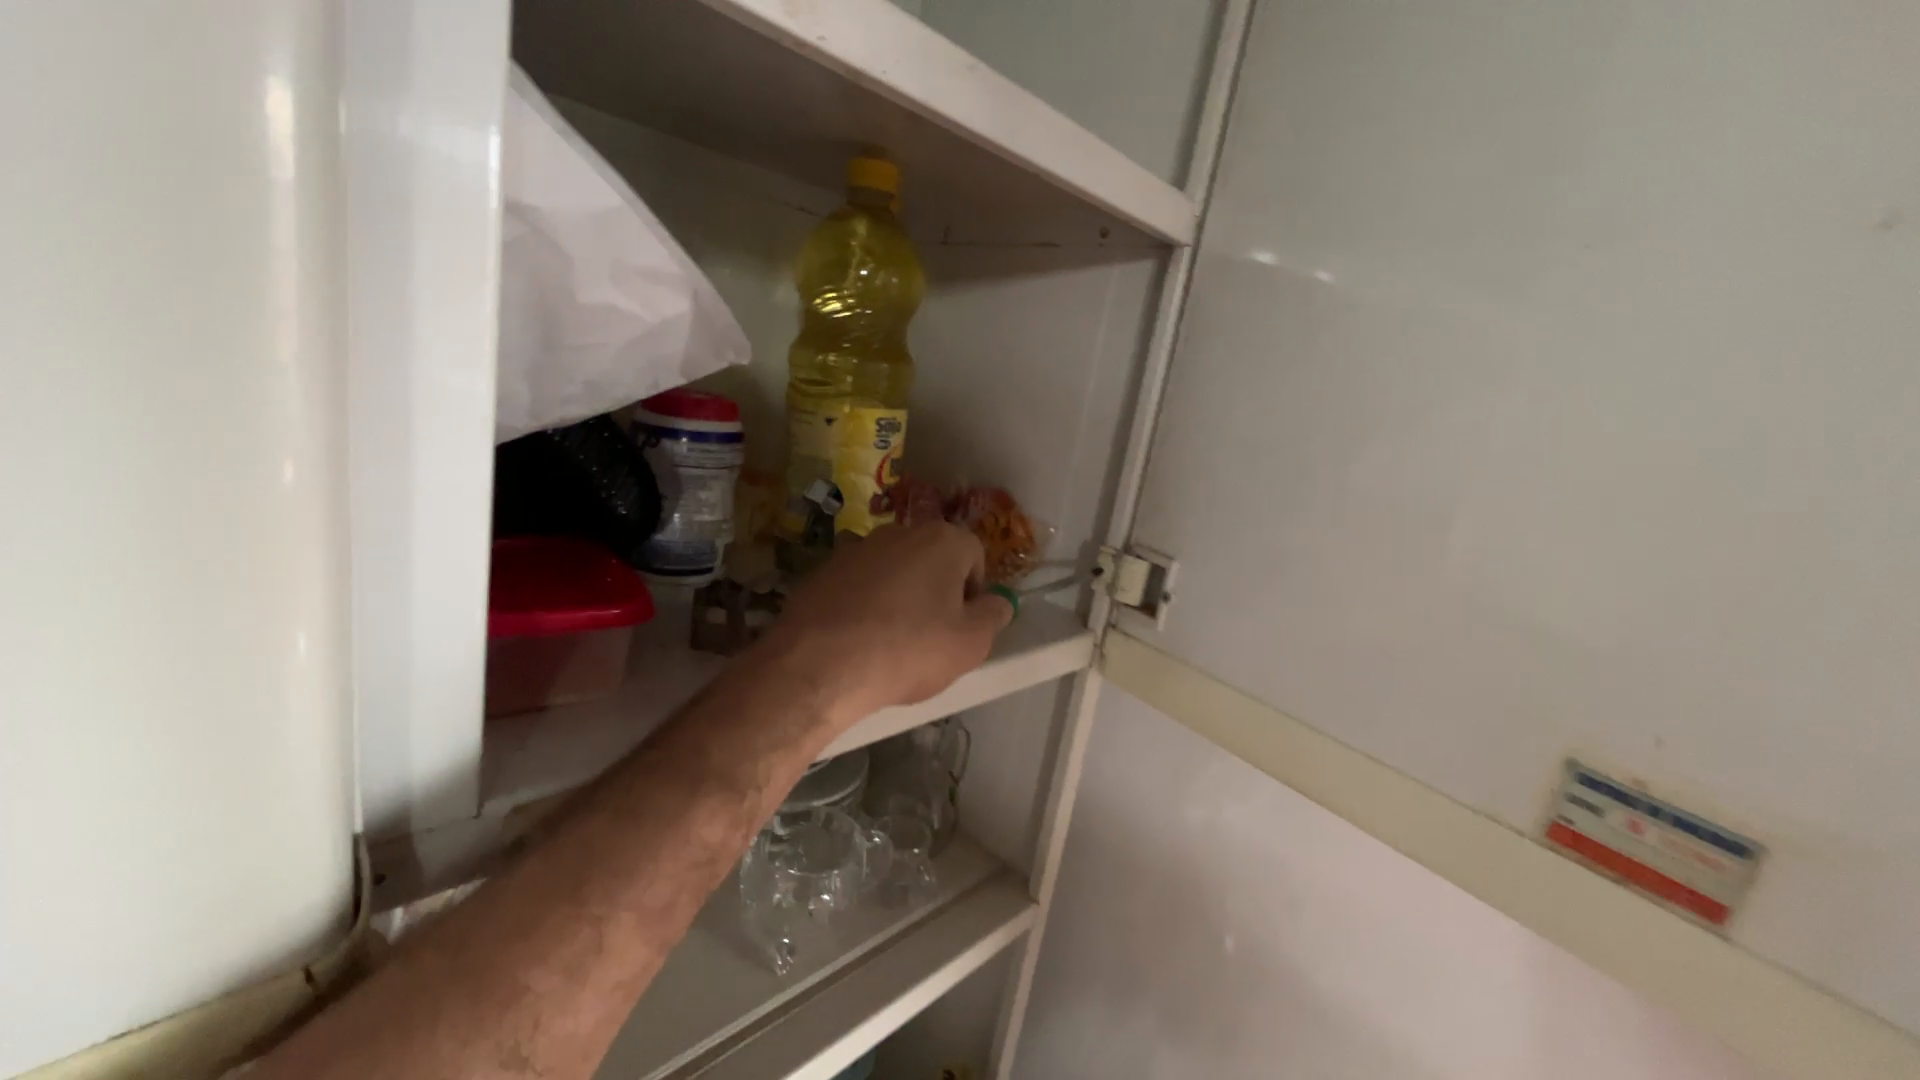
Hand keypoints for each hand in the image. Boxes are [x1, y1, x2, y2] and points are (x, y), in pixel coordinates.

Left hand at [750, 522, 1013, 729]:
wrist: (820, 664)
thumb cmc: (909, 650)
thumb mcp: (970, 644)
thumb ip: (993, 616)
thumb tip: (998, 602)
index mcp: (942, 540)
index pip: (974, 555)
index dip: (974, 593)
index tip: (962, 626)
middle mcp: (898, 532)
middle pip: (931, 559)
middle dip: (935, 591)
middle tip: (930, 636)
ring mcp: (855, 548)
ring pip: (892, 571)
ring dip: (898, 596)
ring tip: (890, 641)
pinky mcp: (822, 570)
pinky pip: (857, 585)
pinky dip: (863, 605)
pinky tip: (857, 640)